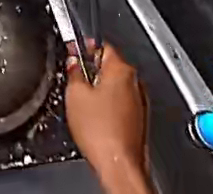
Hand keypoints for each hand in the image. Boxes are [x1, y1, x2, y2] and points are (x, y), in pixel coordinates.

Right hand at [65, 41, 152, 193]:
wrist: (119, 168)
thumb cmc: (101, 134)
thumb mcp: (75, 93)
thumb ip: (73, 71)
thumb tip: (74, 63)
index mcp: (122, 69)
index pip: (101, 45)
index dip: (84, 47)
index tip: (72, 52)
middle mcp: (135, 83)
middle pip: (109, 65)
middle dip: (91, 71)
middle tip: (75, 80)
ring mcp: (140, 103)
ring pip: (115, 86)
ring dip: (100, 90)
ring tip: (84, 104)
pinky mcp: (140, 121)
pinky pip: (121, 104)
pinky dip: (109, 107)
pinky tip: (96, 119)